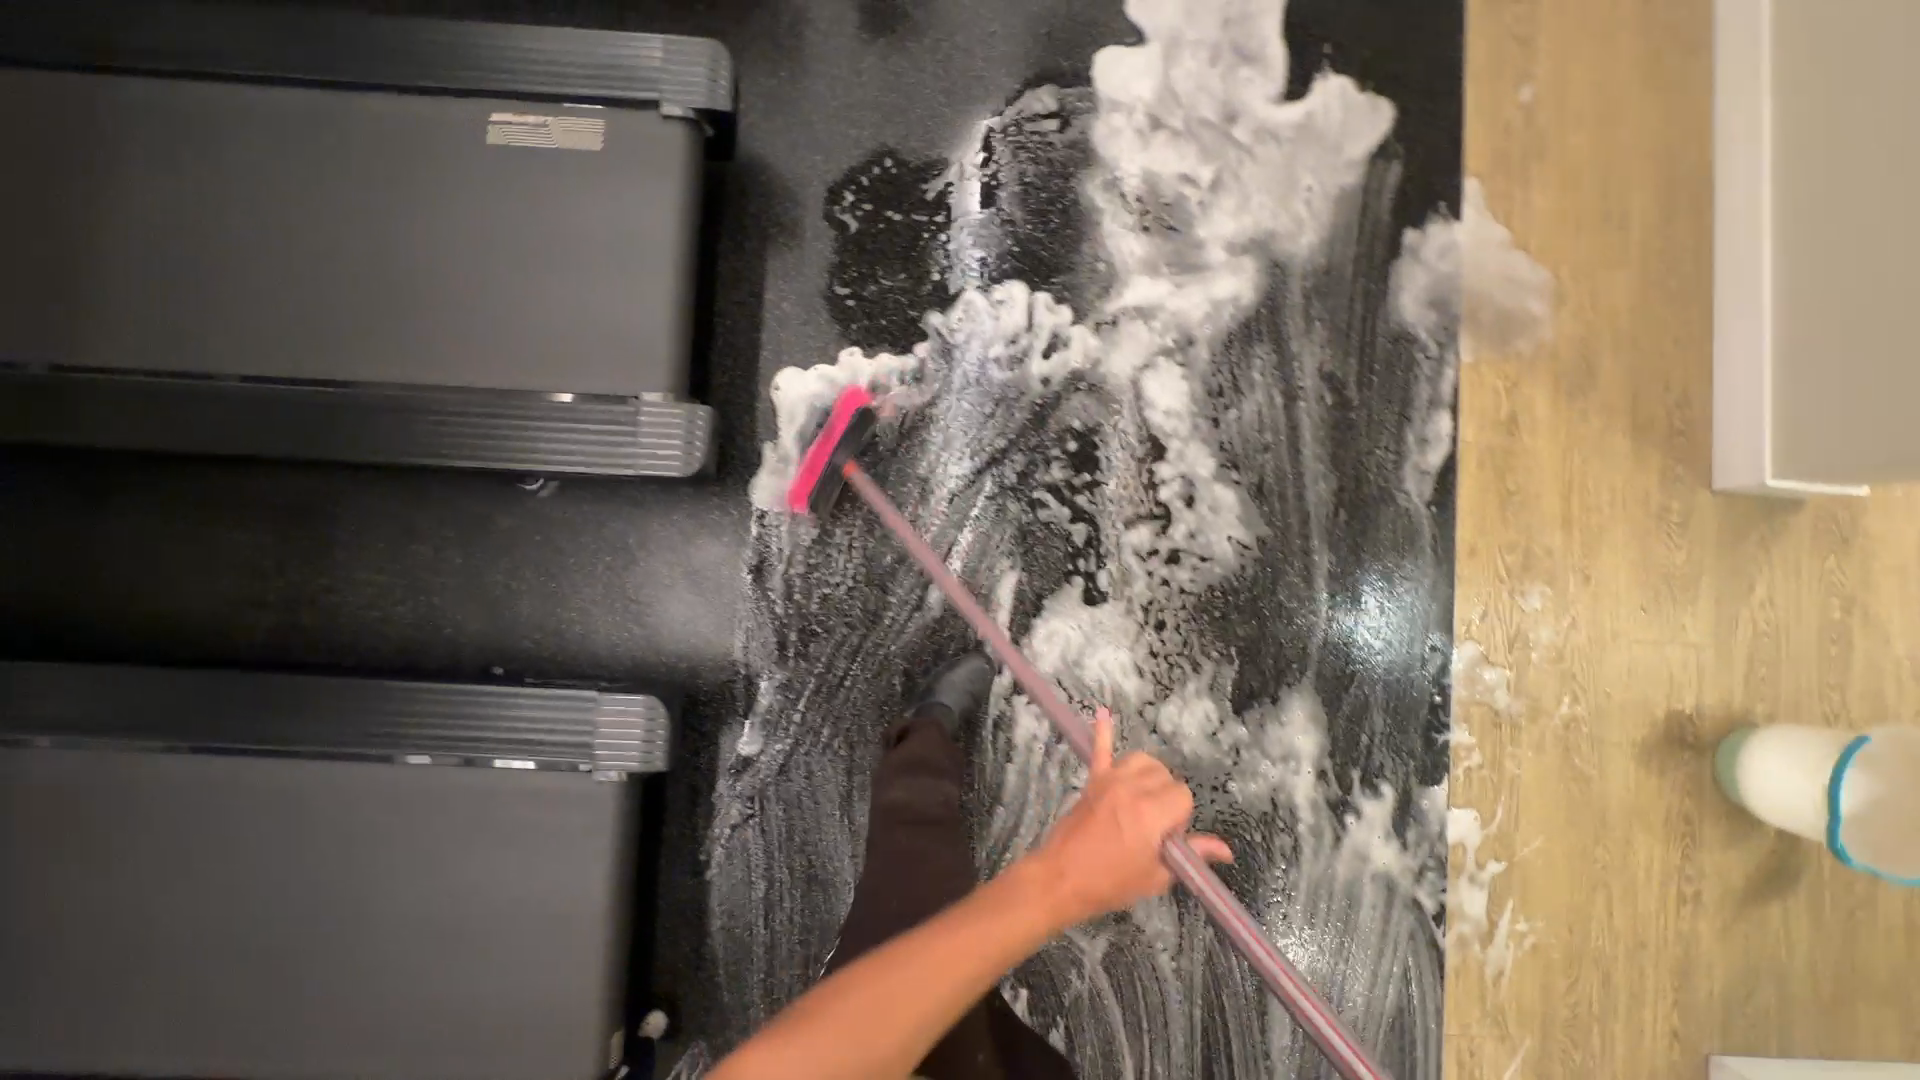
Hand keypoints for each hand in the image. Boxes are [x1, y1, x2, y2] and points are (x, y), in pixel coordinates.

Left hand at [1024, 707, 1232, 926]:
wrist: (1062, 878)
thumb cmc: (1111, 882)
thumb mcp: (1157, 875)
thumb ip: (1193, 854)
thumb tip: (1225, 851)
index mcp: (1151, 812)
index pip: (1183, 795)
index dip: (1180, 818)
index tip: (1166, 838)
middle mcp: (1131, 788)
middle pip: (1165, 775)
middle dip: (1167, 799)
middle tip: (1154, 828)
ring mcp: (1110, 780)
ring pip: (1142, 760)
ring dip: (1150, 775)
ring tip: (1145, 799)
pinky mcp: (1092, 780)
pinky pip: (1100, 749)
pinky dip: (1103, 732)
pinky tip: (1103, 713)